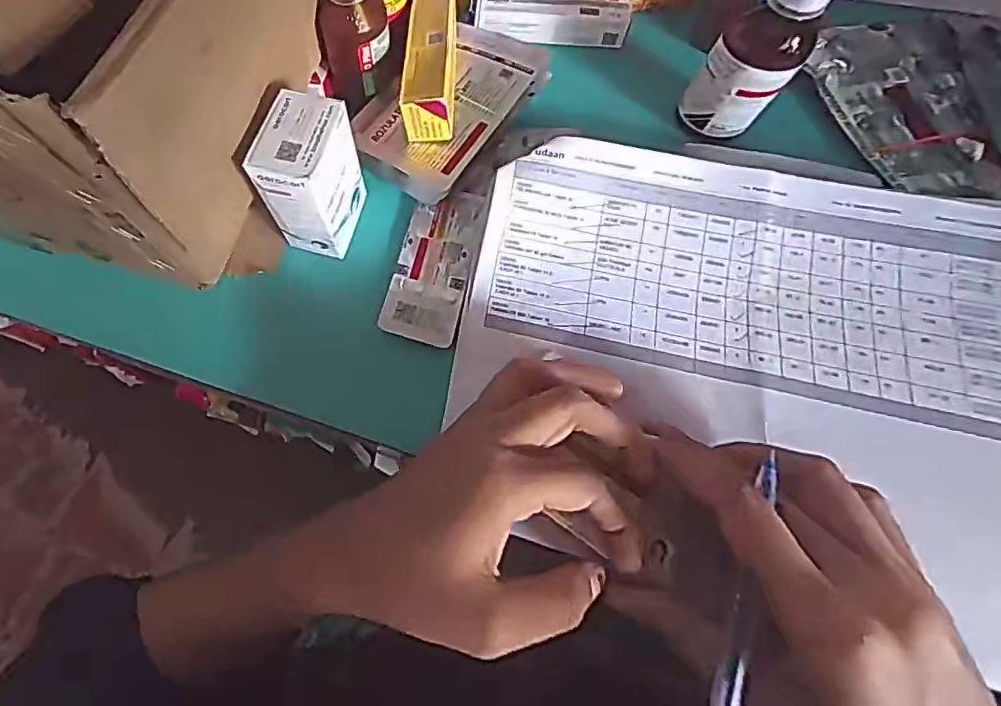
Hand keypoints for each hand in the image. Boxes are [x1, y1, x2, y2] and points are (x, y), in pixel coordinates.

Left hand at [280, 357, 646, 658]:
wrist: (356, 553)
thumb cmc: (416, 587)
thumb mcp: (486, 623)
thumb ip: (552, 607)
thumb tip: (596, 576)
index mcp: (503, 481)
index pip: (583, 482)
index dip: (617, 516)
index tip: (626, 554)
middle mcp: (494, 438)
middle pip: (567, 406)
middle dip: (616, 430)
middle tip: (644, 464)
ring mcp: (477, 423)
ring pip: (535, 375)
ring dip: (580, 380)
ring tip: (619, 396)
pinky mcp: (466, 424)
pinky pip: (512, 382)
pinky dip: (546, 376)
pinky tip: (566, 395)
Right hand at [646, 434, 989, 705]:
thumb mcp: (761, 697)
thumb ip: (691, 635)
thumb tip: (633, 592)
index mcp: (835, 630)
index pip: (751, 512)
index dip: (700, 468)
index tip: (668, 448)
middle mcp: (881, 595)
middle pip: (791, 483)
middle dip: (729, 463)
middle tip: (690, 465)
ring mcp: (911, 587)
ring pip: (833, 482)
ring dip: (775, 466)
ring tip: (737, 476)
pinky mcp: (928, 587)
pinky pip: (869, 507)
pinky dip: (822, 490)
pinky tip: (796, 504)